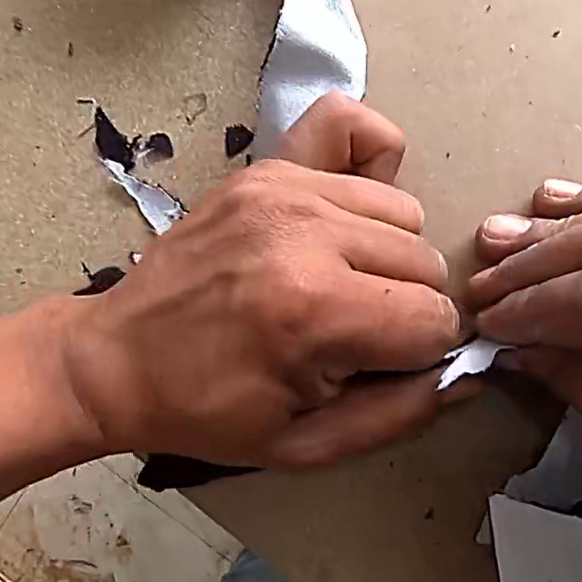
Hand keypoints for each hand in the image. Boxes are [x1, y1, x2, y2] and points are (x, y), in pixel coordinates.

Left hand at [62, 94, 471, 468]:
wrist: (115, 362)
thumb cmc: (207, 412)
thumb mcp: (304, 445)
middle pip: (426, 265)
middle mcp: (305, 234)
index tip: (377, 369)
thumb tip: (466, 375)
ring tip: (338, 287)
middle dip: (406, 311)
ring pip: (404, 214)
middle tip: (353, 336)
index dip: (419, 357)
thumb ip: (398, 415)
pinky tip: (342, 220)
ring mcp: (283, 188)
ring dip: (388, 259)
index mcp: (314, 311)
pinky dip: (370, 177)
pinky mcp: (266, 167)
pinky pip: (358, 136)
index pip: (435, 322)